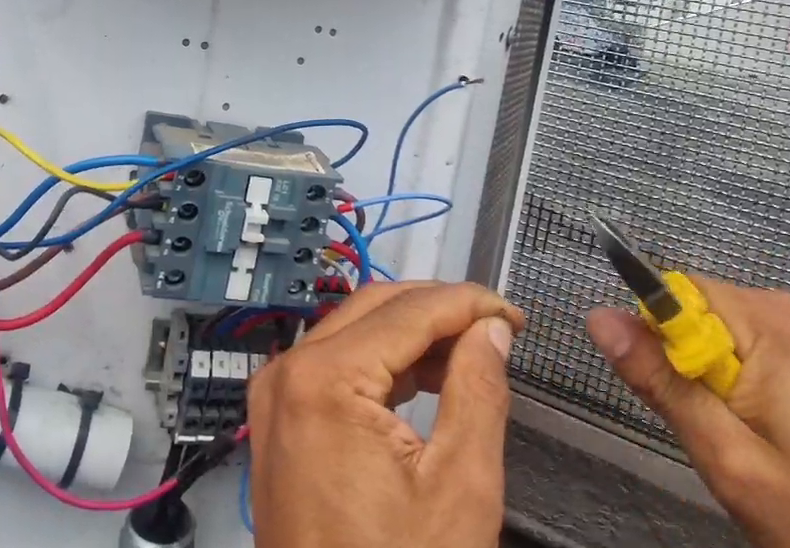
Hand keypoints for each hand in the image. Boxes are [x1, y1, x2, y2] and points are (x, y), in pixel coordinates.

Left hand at [247, 281, 525, 547]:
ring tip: (471, 354)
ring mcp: (277, 398)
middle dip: (439, 309)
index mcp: (323, 380)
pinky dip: (384, 363)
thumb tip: (490, 332)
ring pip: (354, 332)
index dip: (468, 304)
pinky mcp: (281, 421)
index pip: (408, 311)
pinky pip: (336, 366)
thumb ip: (478, 391)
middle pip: (374, 309)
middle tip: (496, 326)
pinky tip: (427, 379)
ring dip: (413, 334)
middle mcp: (287, 374)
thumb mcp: (459, 485)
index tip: (512, 313)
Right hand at [589, 279, 789, 547]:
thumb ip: (665, 384)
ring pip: (735, 338)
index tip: (676, 400)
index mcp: (772, 324)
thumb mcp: (734, 462)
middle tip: (724, 439)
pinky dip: (761, 391)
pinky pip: (771, 353)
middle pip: (705, 314)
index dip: (659, 341)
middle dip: (696, 369)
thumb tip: (599, 317)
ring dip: (728, 386)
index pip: (674, 291)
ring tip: (761, 450)